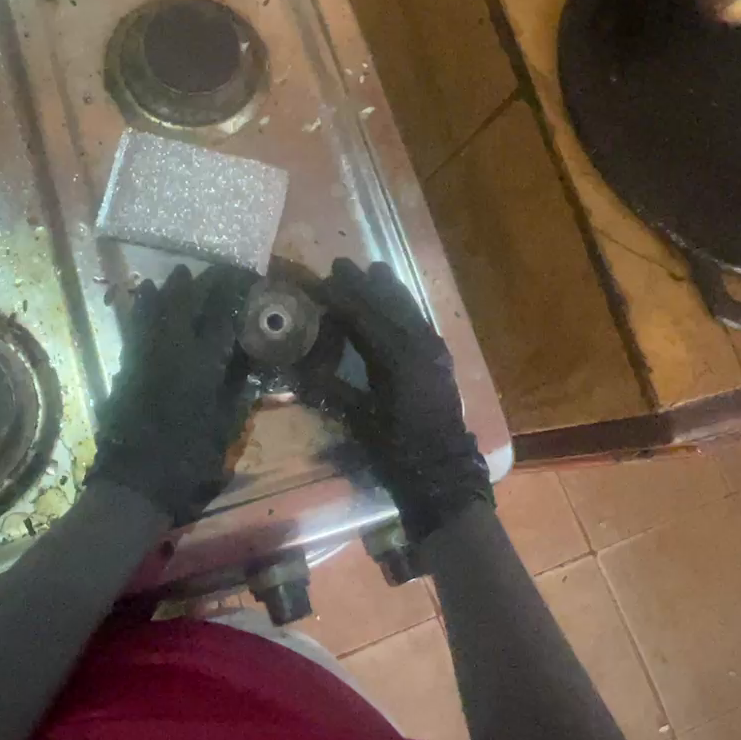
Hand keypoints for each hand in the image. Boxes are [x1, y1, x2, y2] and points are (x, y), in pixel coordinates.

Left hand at [91, 265, 257, 524]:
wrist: (135, 480)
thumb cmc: (187, 460)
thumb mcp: (223, 427)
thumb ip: (235, 392)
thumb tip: (244, 365)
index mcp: (203, 366)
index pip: (220, 320)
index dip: (232, 297)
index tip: (243, 280)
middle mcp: (174, 352)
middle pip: (188, 306)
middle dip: (202, 285)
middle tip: (215, 271)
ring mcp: (146, 356)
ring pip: (157, 310)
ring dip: (169, 290)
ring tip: (179, 273)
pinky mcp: (127, 365)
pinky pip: (135, 327)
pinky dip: (141, 308)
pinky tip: (144, 296)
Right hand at [325, 258, 492, 541]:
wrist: (443, 473)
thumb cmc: (397, 449)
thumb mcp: (358, 419)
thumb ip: (332, 390)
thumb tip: (298, 370)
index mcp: (397, 358)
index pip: (364, 316)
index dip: (341, 297)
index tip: (320, 282)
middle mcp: (419, 345)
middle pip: (387, 305)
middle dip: (362, 285)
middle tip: (338, 267)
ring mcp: (434, 350)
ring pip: (407, 308)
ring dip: (386, 290)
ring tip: (370, 271)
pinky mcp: (440, 358)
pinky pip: (419, 321)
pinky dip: (403, 306)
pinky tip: (396, 301)